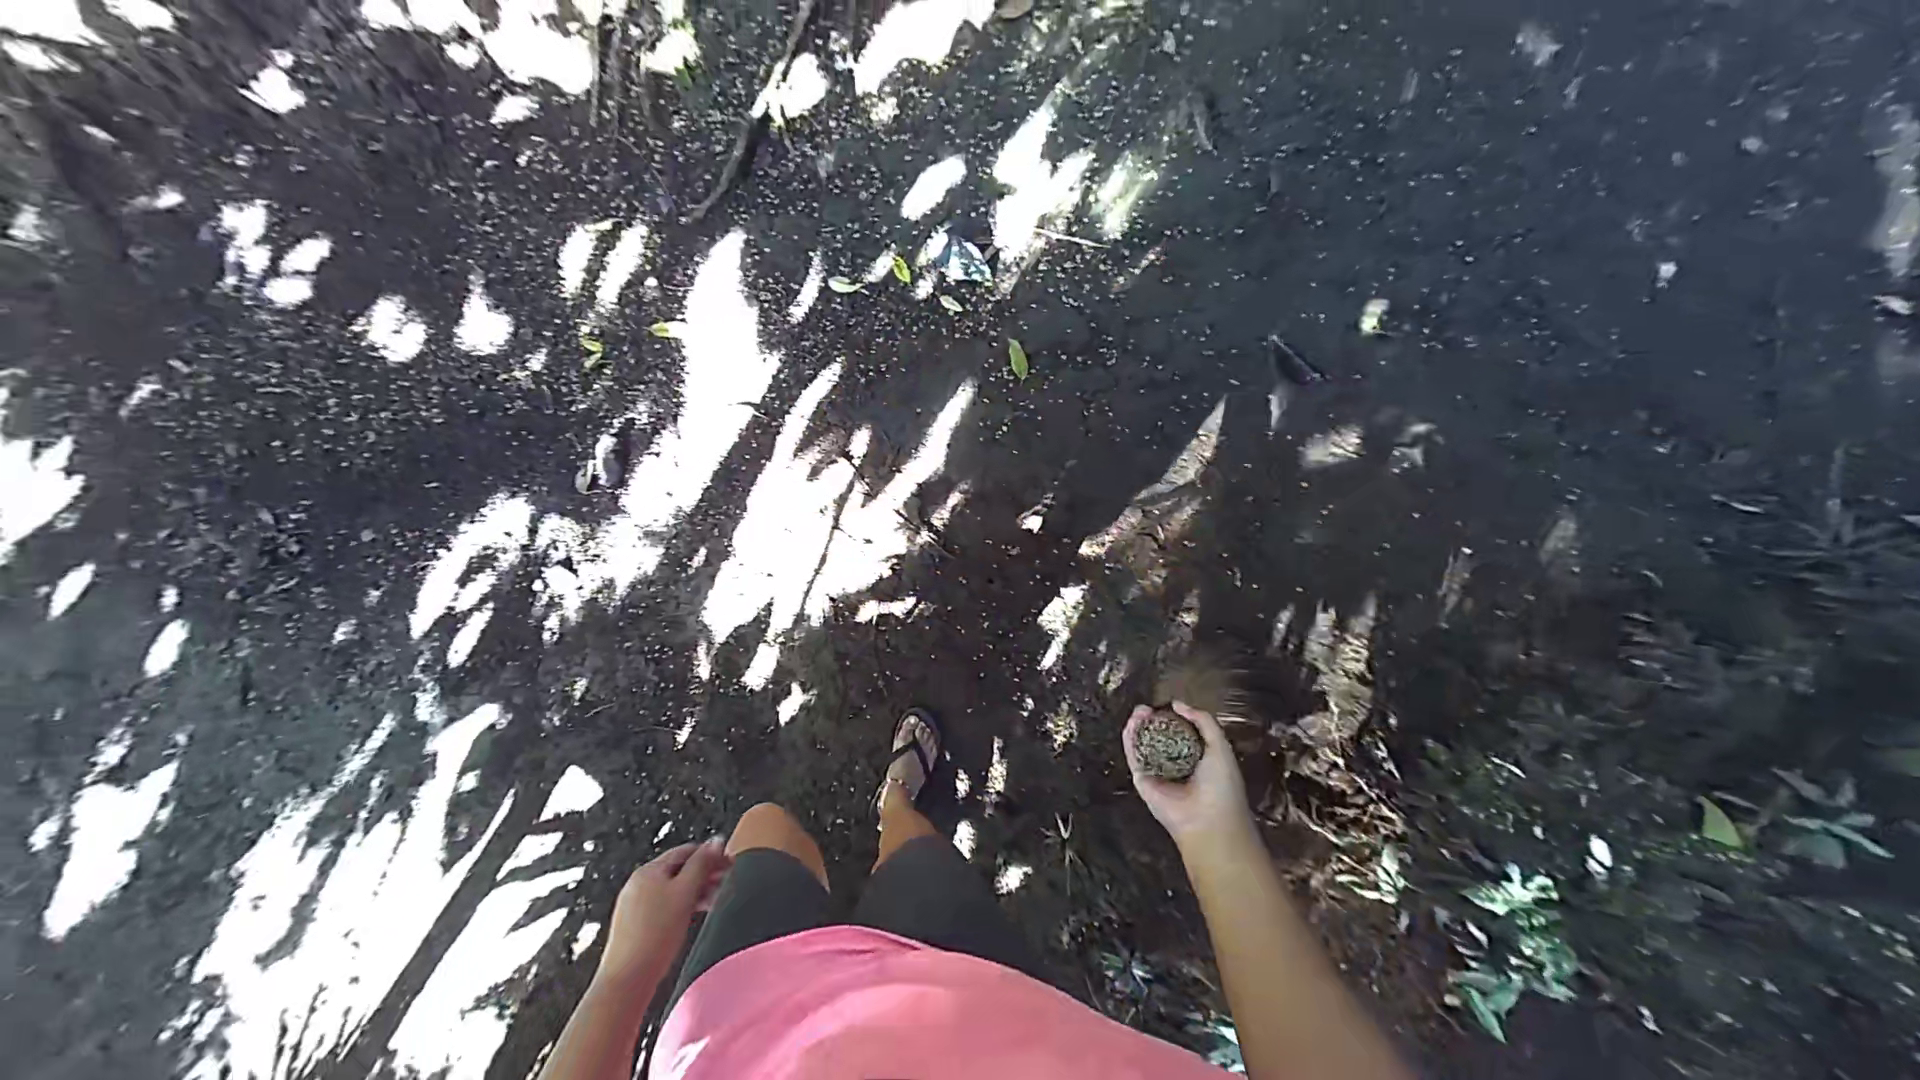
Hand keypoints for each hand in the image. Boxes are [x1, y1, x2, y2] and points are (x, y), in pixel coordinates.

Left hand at [598, 840, 731, 986]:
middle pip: (680, 869)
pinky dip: (683, 906)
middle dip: (705, 874)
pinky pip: (665, 906)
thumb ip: (702, 864)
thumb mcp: (686, 892)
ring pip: (673, 888)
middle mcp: (639, 884)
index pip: (686, 850)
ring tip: (715, 900)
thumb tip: (716, 841)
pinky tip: (694, 916)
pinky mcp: (636, 925)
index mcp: (648, 871)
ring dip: (697, 891)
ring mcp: (636, 905)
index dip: (711, 855)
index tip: (729, 863)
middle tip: (726, 881)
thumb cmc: (654, 936)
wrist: (627, 980)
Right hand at [1123, 702, 1255, 858]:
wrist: (1208, 820)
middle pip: (1156, 736)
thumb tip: (1178, 704)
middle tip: (1150, 707)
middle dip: (1152, 720)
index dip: (1172, 717)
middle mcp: (1172, 763)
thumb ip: (1204, 721)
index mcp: (1194, 757)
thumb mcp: (1220, 747)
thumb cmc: (1222, 785)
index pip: (1178, 732)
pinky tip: (1134, 721)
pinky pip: (1132, 753)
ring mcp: (1155, 770)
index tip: (1169, 705)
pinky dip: (1130, 736)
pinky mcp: (1140, 778)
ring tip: (1141, 710)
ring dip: (1139, 724)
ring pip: (1141, 742)